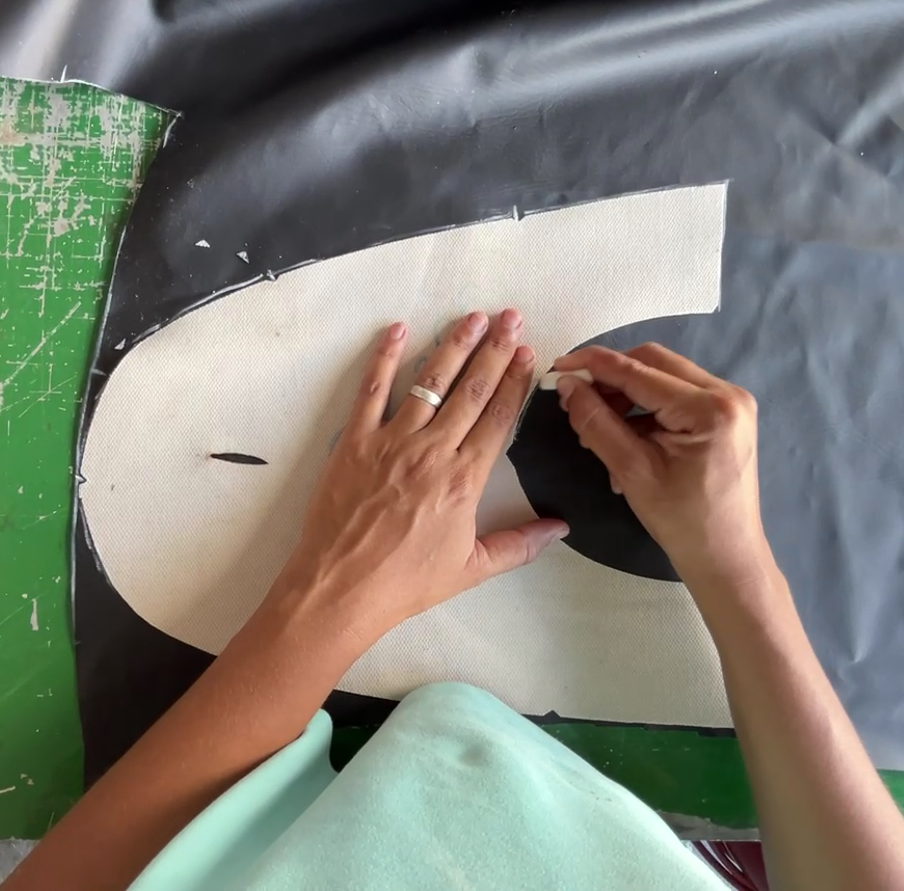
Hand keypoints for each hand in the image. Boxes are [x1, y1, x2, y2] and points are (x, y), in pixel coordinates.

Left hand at [259, 310, 569, 654]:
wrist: (342, 587)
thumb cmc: (407, 582)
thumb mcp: (471, 569)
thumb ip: (520, 545)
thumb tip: (562, 527)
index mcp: (464, 479)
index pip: (498, 418)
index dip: (516, 381)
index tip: (529, 352)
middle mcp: (432, 450)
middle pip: (471, 390)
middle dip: (495, 349)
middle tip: (511, 316)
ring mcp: (392, 441)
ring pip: (429, 382)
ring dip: (453, 345)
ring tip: (472, 317)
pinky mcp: (355, 440)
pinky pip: (372, 390)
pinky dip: (384, 357)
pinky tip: (398, 330)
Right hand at [550, 343, 766, 584]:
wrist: (724, 555)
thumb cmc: (681, 519)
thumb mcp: (630, 469)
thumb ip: (595, 421)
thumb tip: (566, 384)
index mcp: (708, 408)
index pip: (637, 371)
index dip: (592, 365)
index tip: (557, 366)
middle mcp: (726, 394)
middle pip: (652, 362)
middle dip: (609, 376)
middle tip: (574, 397)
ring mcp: (729, 402)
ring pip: (661, 375)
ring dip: (623, 393)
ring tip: (596, 425)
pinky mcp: (724, 413)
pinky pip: (673, 393)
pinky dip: (643, 406)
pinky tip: (622, 433)